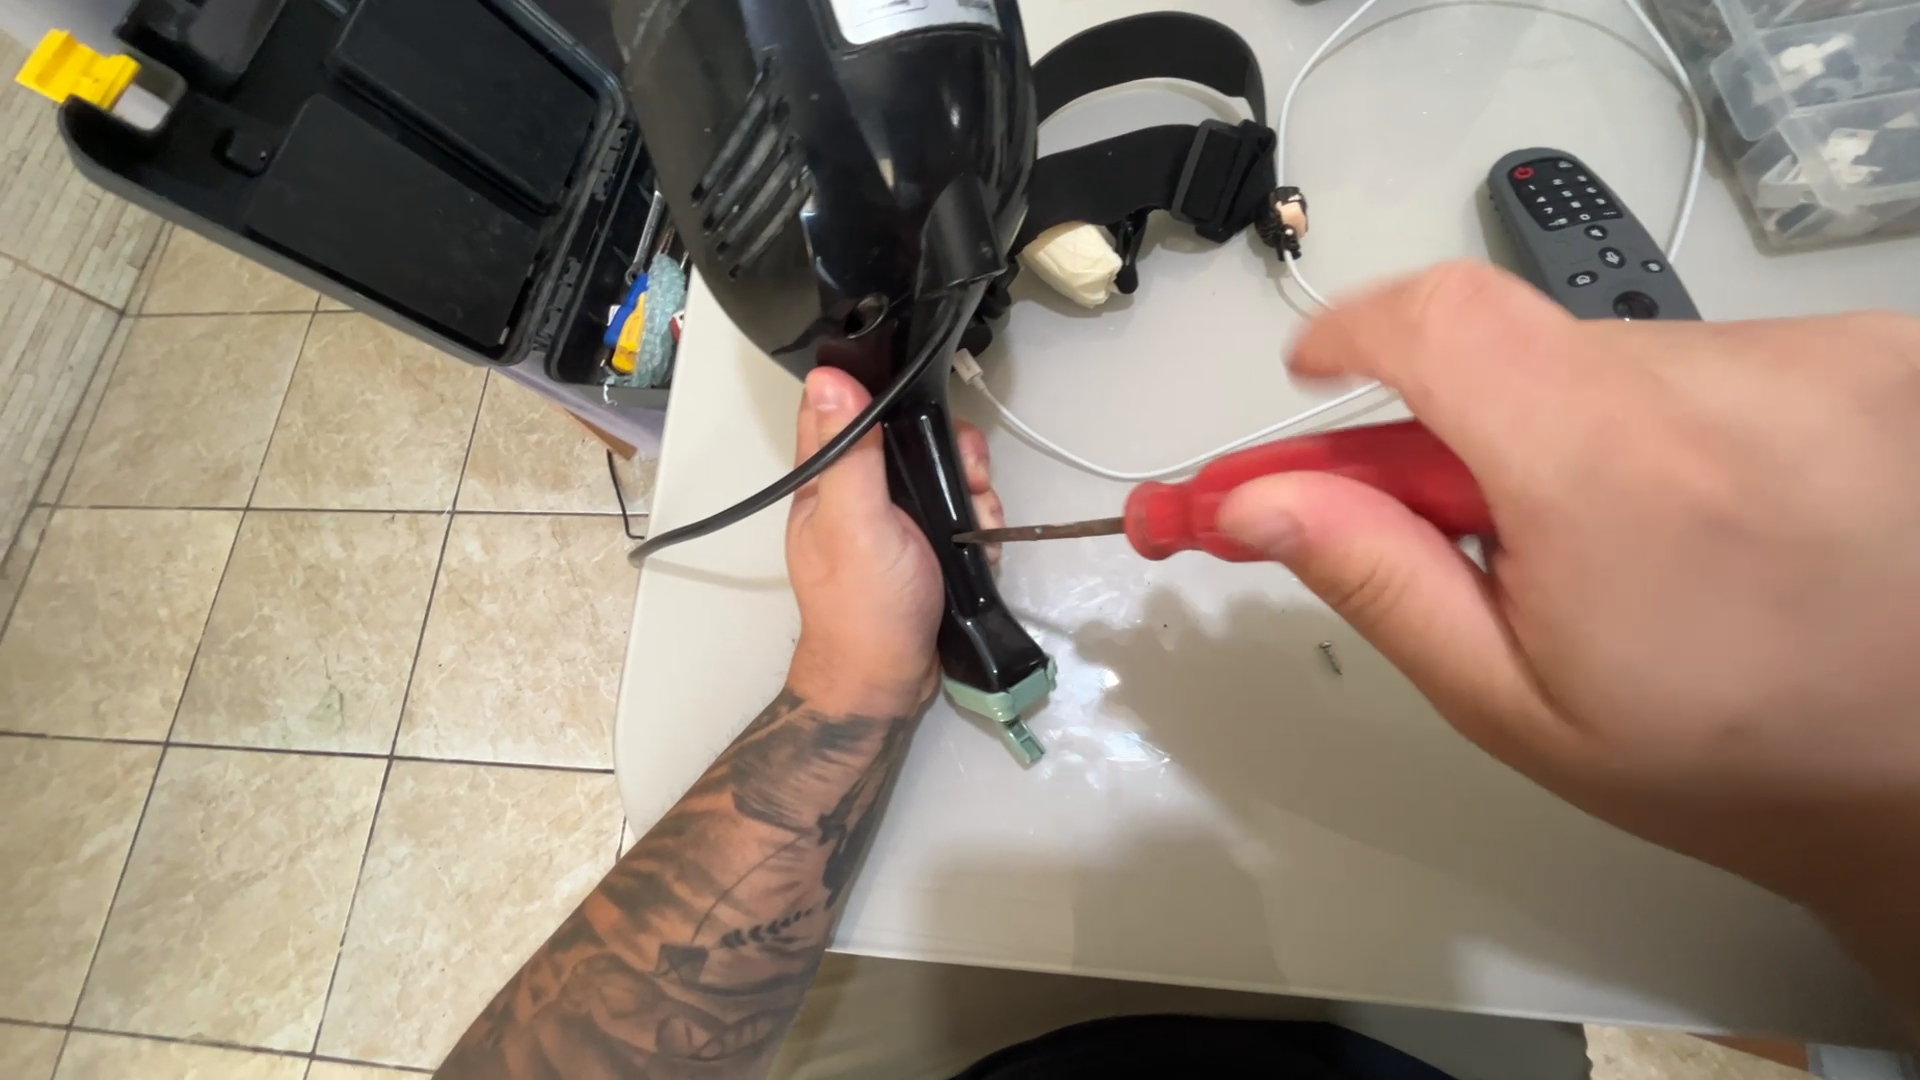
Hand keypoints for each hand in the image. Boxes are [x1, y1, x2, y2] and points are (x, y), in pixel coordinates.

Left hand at [785, 367, 1003, 714]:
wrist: (891, 678)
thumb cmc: (864, 606)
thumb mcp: (855, 522)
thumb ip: (849, 453)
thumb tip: (830, 377)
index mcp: (829, 477)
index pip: (844, 405)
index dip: (881, 390)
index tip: (920, 402)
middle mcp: (861, 488)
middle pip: (910, 434)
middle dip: (950, 449)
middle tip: (968, 477)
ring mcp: (897, 516)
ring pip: (943, 470)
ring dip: (972, 488)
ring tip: (978, 524)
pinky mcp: (928, 539)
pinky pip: (959, 508)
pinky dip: (978, 519)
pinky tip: (981, 543)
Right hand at [1219, 262, 1919, 996]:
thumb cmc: (1716, 758)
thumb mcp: (1498, 694)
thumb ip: (1371, 578)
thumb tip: (1258, 505)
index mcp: (1618, 476)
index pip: (1443, 322)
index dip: (1352, 329)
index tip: (1315, 371)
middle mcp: (1733, 386)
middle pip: (1505, 348)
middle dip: (1447, 425)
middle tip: (1459, 523)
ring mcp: (1822, 359)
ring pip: (1586, 358)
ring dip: (1545, 430)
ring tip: (1589, 538)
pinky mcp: (1865, 356)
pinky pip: (1674, 363)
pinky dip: (1628, 424)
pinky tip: (1671, 512)